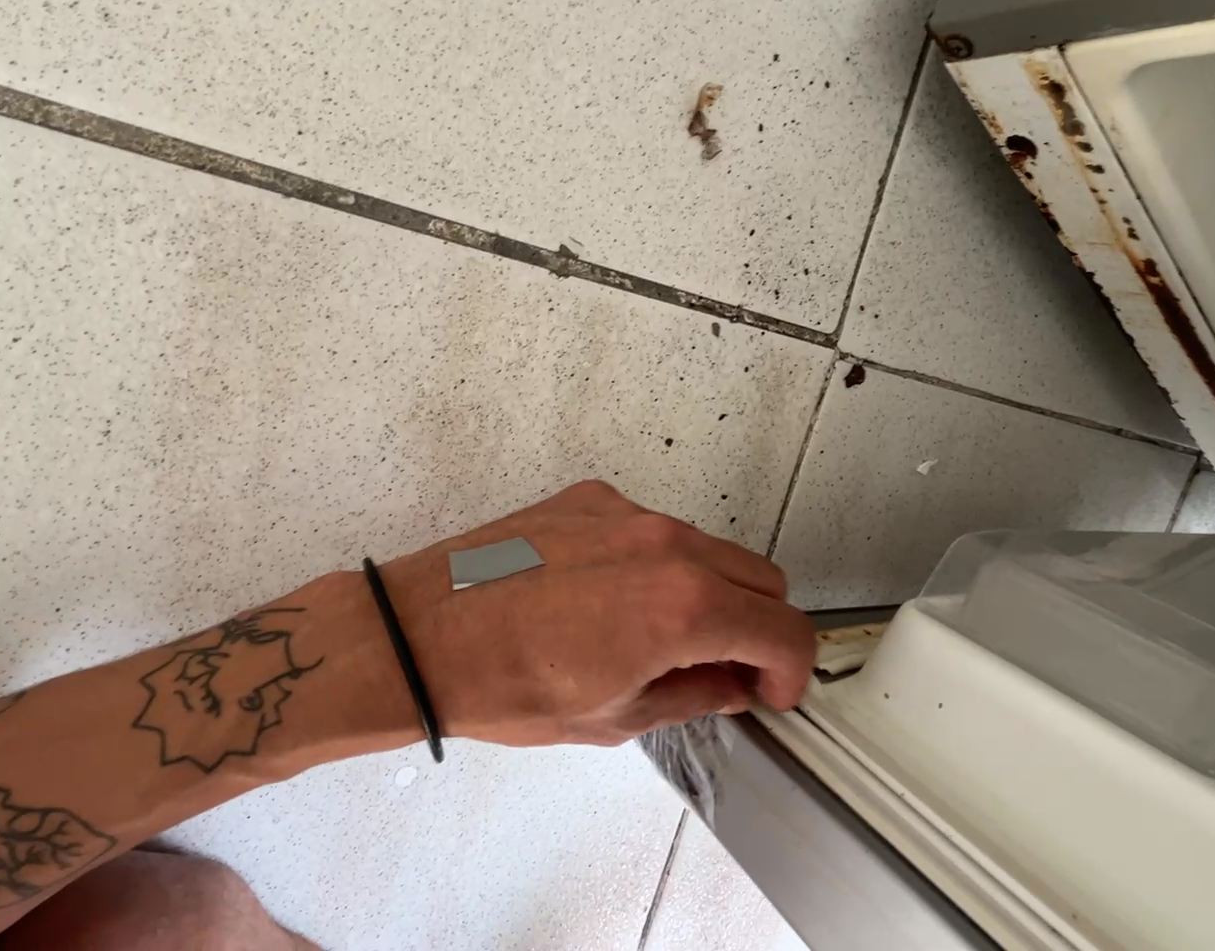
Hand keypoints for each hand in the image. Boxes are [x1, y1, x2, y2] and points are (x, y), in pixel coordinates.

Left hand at [374, 480, 814, 746]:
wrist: (423, 635)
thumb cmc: (503, 681)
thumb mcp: (615, 715)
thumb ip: (693, 694)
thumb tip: (730, 683)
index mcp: (681, 606)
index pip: (784, 630)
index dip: (791, 671)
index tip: (770, 690)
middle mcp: (663, 545)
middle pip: (760, 577)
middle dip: (759, 626)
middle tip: (728, 667)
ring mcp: (624, 513)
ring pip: (707, 548)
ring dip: (709, 591)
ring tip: (664, 635)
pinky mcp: (589, 498)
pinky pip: (651, 528)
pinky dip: (657, 561)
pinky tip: (614, 597)